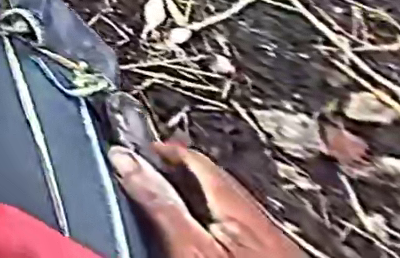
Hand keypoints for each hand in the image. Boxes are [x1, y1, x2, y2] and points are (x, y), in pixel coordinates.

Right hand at [109, 142, 304, 257]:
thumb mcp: (190, 251)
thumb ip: (159, 202)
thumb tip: (124, 158)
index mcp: (240, 210)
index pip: (197, 159)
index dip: (165, 152)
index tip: (137, 154)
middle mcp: (263, 226)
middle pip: (215, 185)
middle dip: (181, 178)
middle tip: (147, 180)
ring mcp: (275, 251)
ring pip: (229, 213)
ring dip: (198, 205)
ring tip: (170, 212)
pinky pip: (241, 238)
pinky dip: (215, 230)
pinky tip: (204, 246)